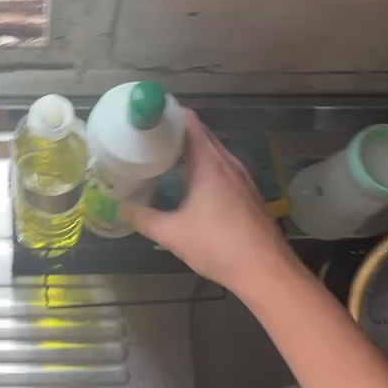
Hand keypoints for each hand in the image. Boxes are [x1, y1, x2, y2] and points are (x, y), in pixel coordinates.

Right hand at [122, 108, 301, 298]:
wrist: (267, 271)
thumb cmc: (219, 246)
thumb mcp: (172, 234)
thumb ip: (143, 218)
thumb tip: (120, 208)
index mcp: (209, 162)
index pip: (189, 122)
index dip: (167, 115)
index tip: (146, 119)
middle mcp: (228, 163)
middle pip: (200, 135)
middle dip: (174, 135)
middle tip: (146, 141)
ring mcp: (242, 178)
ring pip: (212, 153)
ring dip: (189, 153)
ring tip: (162, 160)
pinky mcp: (248, 194)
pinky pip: (221, 169)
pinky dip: (203, 168)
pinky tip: (189, 186)